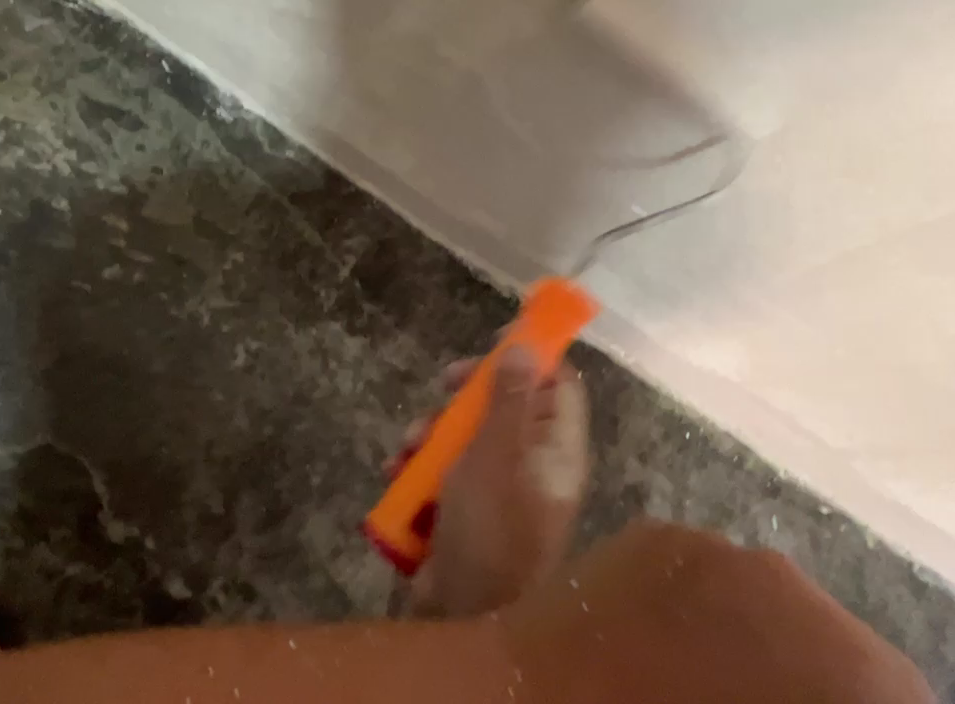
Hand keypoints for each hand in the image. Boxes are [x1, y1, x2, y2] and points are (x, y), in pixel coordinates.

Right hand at [394, 347, 589, 617]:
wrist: (464, 617)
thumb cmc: (491, 528)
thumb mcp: (497, 455)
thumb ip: (507, 398)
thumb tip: (525, 344)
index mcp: (556, 449)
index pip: (556, 383)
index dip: (530, 355)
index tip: (494, 338)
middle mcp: (530, 462)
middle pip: (502, 403)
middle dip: (464, 394)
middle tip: (443, 386)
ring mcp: (495, 486)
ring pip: (463, 434)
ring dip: (430, 433)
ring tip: (409, 448)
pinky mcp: (462, 506)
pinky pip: (441, 468)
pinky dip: (418, 467)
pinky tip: (398, 474)